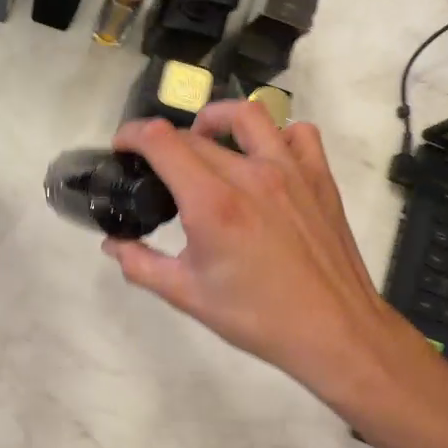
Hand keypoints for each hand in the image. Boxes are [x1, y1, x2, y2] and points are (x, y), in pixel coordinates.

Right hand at [105, 104, 425, 398]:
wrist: (335, 332)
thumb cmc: (257, 317)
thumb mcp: (187, 296)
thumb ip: (141, 264)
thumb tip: (112, 244)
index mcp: (212, 203)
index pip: (161, 141)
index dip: (132, 134)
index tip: (122, 147)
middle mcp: (250, 175)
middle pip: (195, 134)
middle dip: (165, 142)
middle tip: (157, 168)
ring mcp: (290, 171)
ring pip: (248, 114)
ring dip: (218, 119)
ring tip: (207, 140)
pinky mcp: (320, 178)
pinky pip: (298, 133)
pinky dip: (276, 135)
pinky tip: (264, 158)